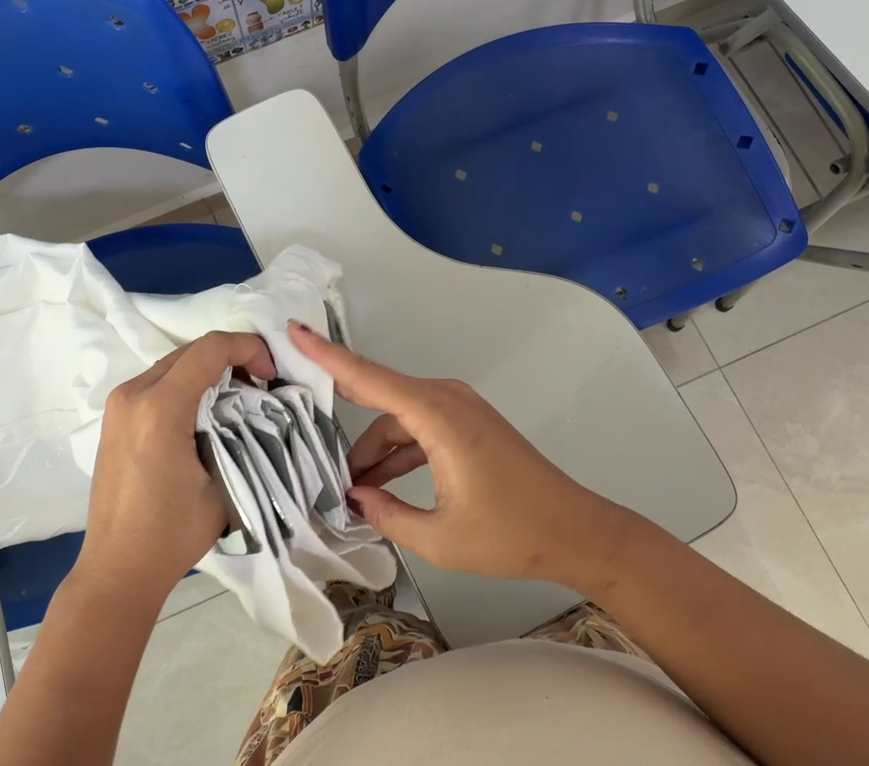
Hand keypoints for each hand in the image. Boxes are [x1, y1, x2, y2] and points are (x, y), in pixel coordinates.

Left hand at [76, 331, 276, 598]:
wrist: (118, 569)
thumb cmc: (173, 533)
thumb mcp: (223, 482)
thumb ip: (240, 434)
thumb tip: (256, 409)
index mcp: (160, 408)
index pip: (211, 348)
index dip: (249, 347)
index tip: (271, 373)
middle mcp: (133, 395)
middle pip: (191, 350)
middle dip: (233, 357)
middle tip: (262, 384)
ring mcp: (118, 405)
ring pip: (174, 364)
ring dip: (210, 370)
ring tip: (238, 398)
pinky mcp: (114, 418)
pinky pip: (158, 382)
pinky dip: (188, 384)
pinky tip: (206, 412)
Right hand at [288, 321, 620, 587]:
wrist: (575, 531)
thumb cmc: (510, 534)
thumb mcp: (438, 537)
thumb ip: (387, 514)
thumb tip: (355, 496)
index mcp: (438, 417)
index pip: (370, 378)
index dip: (328, 355)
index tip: (294, 330)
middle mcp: (447, 400)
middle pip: (380, 400)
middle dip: (347, 427)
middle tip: (312, 447)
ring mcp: (461, 409)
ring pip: (399, 418)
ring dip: (375, 449)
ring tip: (352, 489)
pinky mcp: (469, 424)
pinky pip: (420, 426)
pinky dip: (399, 450)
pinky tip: (383, 484)